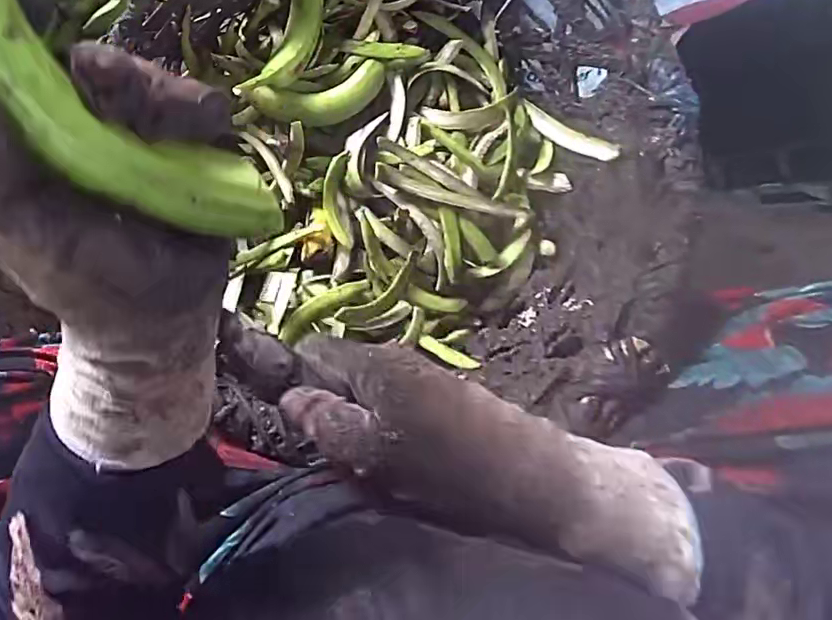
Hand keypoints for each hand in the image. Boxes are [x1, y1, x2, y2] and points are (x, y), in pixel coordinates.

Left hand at [0, 43, 232, 334]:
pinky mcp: (181, 128)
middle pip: (77, 52)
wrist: (163, 314)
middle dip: (95, 63)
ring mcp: (127, 117)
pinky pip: (189, 98)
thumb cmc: (82, 278)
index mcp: (13, 130)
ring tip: (163, 138)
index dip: (2, 14)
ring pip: (136, 72)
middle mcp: (67, 112)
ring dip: (148, 94)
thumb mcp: (22, 230)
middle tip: (102, 73)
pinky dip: (190, 112)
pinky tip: (193, 140)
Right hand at [220, 317, 701, 605]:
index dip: (291, 375)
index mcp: (370, 363)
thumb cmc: (451, 471)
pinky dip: (379, 417)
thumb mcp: (377, 457)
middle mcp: (389, 354)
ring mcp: (416, 369)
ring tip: (363, 453)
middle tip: (329, 443)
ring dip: (353, 411)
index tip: (288, 409)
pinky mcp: (438, 388)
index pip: (309, 350)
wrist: (543, 480)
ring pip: (361, 383)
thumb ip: (327, 424)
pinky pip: (388, 394)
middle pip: (334, 366)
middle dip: (324, 398)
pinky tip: (395, 450)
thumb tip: (290, 399)